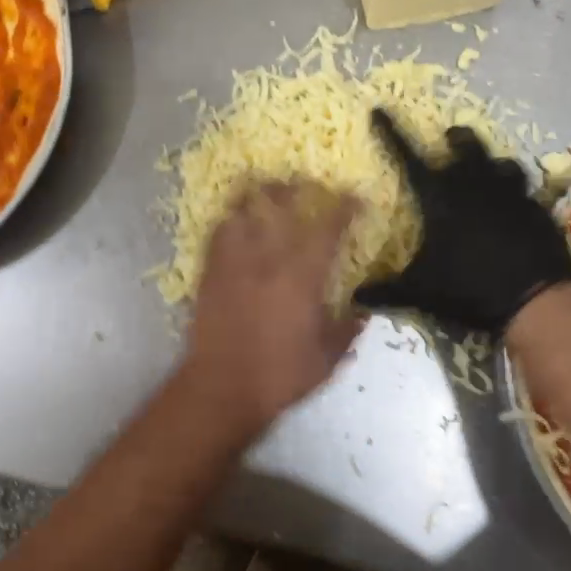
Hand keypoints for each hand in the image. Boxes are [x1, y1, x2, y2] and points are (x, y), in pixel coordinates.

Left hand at [180, 179, 363, 433]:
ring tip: (267, 188)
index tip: (355, 198)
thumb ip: (346, 330)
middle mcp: (267, 258)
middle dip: (297, 186)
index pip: (328, 228)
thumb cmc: (279, 376)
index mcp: (303, 276)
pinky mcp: (208, 270)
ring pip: (243, 209)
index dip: (344, 207)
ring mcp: (233, 261)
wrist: (221, 387)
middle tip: (308, 183)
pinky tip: (236, 220)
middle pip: (281, 203)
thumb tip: (362, 313)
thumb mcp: (326, 359)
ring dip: (258, 194)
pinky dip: (230, 219)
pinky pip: (218, 231)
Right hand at [355, 109, 570, 339]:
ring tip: (487, 172)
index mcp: (439, 198)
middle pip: (465, 144)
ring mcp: (510, 193)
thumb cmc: (469, 289)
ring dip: (491, 163)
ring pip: (501, 161)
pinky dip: (516, 192)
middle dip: (455, 139)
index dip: (390, 133)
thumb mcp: (420, 292)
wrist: (537, 300)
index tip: (378, 110)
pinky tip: (514, 205)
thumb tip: (354, 298)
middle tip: (450, 141)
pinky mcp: (538, 208)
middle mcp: (474, 185)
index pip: (407, 156)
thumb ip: (386, 291)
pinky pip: (526, 188)